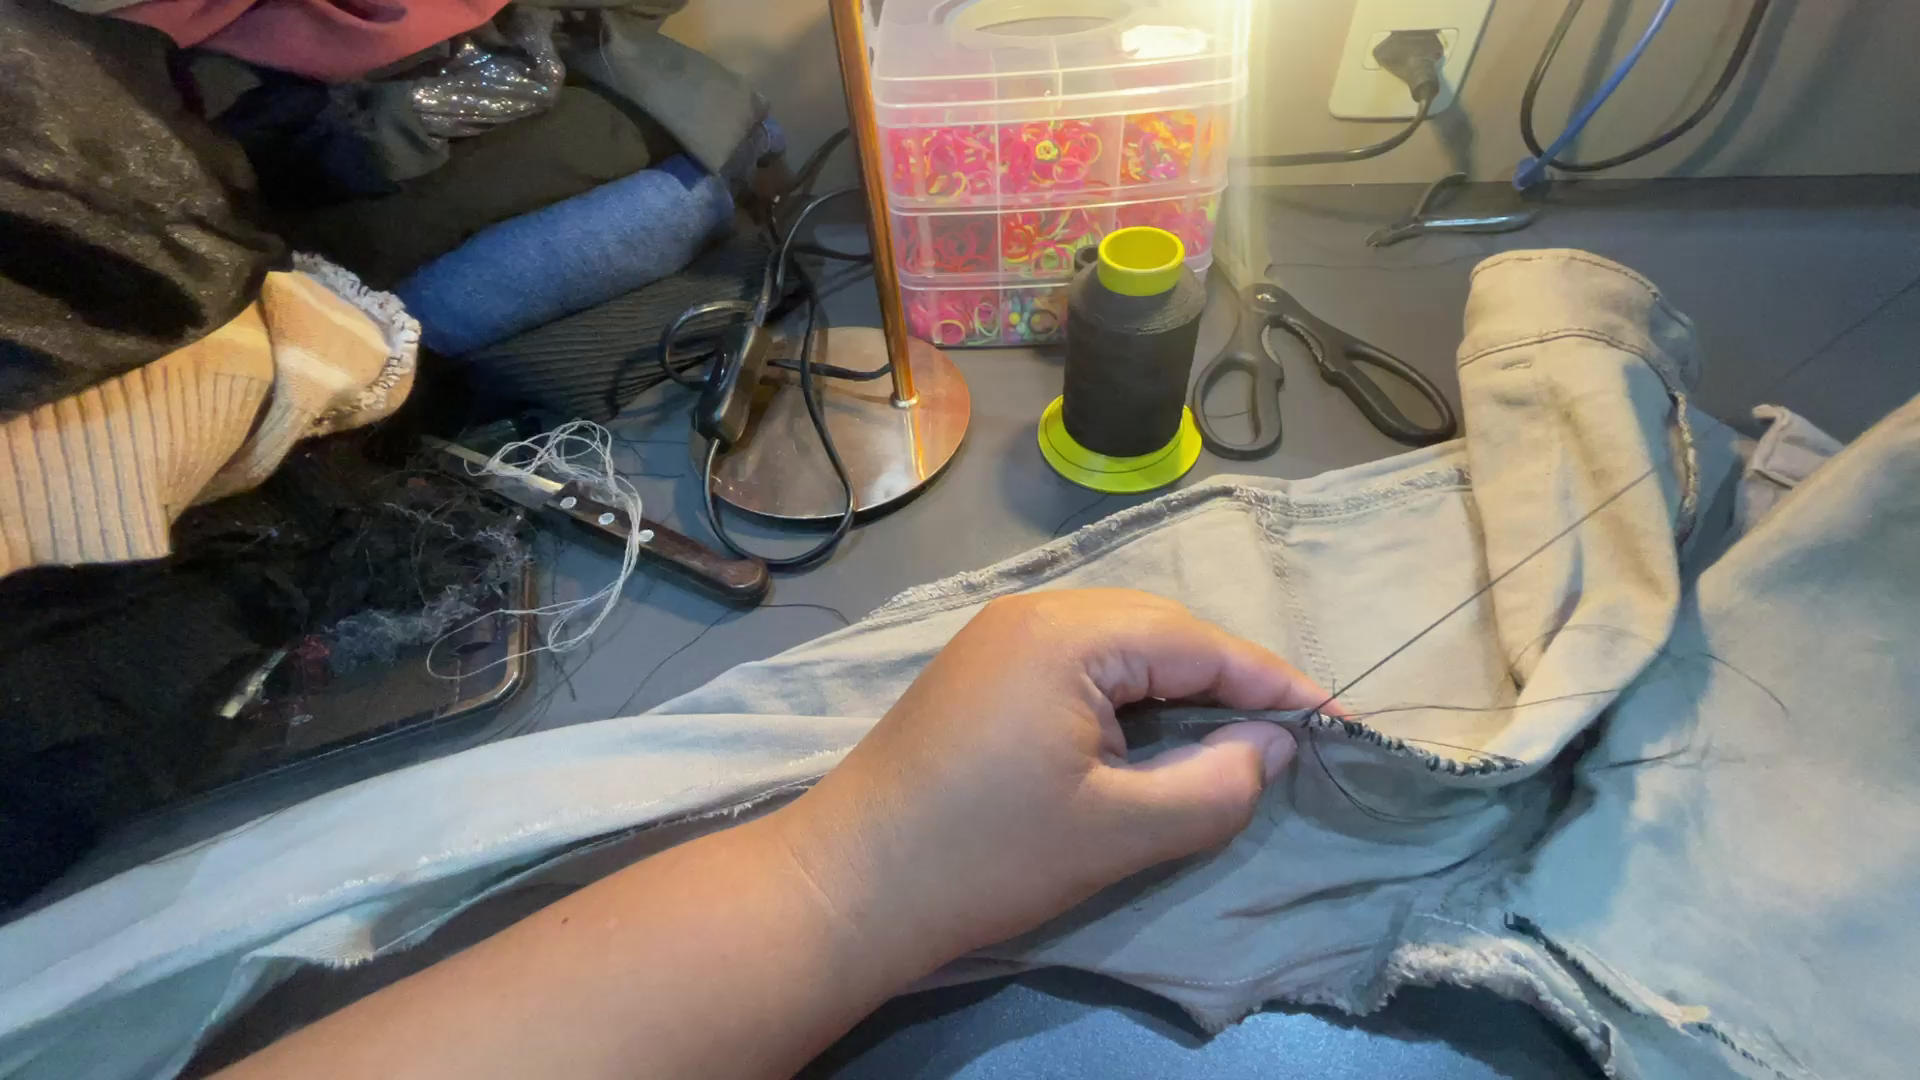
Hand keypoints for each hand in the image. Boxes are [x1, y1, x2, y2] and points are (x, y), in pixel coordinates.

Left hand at [768, 589, 1331, 978]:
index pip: (1196, 642)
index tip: (1337, 719)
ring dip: (1173, 681)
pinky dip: (1122, 688)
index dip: (1272, 682)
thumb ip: (1216, 783)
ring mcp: (999, 633)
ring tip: (1223, 729)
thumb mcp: (1119, 830)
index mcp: (1067, 632)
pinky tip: (1142, 725)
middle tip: (1282, 730)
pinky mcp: (981, 664)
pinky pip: (1075, 658)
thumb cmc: (988, 855)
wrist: (855, 878)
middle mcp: (1031, 610)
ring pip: (1115, 641)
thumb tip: (1273, 741)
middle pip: (1156, 630)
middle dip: (1223, 678)